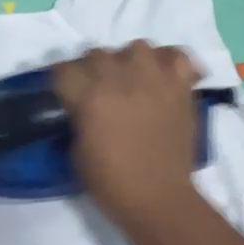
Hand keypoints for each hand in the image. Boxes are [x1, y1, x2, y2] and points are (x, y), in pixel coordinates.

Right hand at [53, 42, 203, 230]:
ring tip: (131, 80)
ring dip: (129, 61)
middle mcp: (121, 79)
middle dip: (91, 70)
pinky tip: (162, 76)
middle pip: (96, 54)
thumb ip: (77, 118)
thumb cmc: (111, 182)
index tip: (65, 95)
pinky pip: (177, 56)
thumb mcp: (76, 151)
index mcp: (90, 97)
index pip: (64, 69)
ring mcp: (155, 79)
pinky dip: (169, 61)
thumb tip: (81, 105)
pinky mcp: (181, 87)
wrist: (158, 197)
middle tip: (96, 91)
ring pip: (136, 46)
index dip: (61, 82)